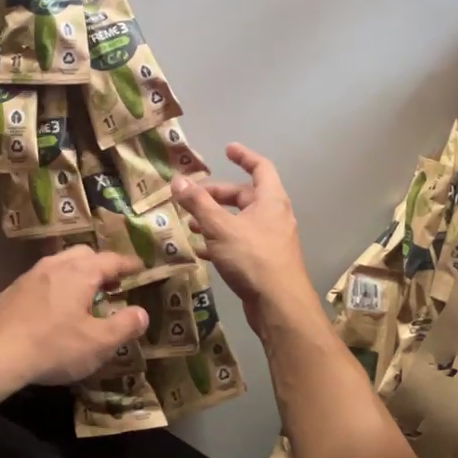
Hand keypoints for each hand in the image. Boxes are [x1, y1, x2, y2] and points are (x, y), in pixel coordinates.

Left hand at [0, 247, 148, 390]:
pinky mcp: (12, 290)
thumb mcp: (98, 343)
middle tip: (113, 284)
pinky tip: (53, 307)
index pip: (111, 260)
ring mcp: (30, 275)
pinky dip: (55, 286)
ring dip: (76, 274)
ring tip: (84, 295)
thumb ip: (124, 326)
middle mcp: (55, 265)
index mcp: (80, 273)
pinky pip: (41, 279)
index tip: (139, 267)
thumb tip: (142, 313)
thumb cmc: (54, 346)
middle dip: (101, 265)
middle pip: (83, 254)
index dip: (128, 264)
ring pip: (59, 264)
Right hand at [171, 143, 311, 331]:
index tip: (227, 149)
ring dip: (215, 219)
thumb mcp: (220, 227)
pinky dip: (219, 241)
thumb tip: (177, 180)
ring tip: (190, 225)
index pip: (261, 168)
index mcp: (271, 200)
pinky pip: (239, 242)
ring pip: (239, 221)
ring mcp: (270, 240)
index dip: (244, 156)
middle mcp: (274, 216)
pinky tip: (200, 251)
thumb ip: (198, 203)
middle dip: (217, 195)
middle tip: (192, 198)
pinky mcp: (263, 262)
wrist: (280, 307)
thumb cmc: (253, 258)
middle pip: (244, 196)